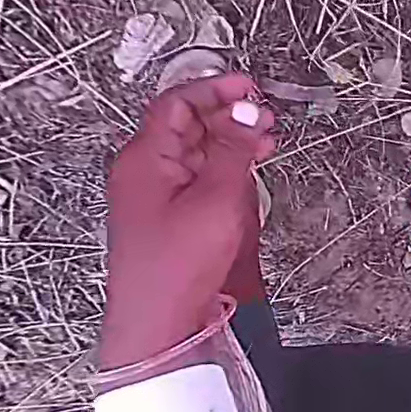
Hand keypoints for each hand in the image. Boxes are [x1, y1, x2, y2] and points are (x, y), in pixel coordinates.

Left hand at [102, 75, 275, 369]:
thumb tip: (247, 111)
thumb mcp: (216, 198)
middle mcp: (146, 170)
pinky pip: (198, 175)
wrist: (161, 323)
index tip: (248, 87)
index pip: (177, 103)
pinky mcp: (171, 214)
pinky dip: (225, 165)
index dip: (215, 90)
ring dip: (230, 139)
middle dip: (227, 114)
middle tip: (263, 114)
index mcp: (145, 158)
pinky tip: (247, 169)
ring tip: (264, 139)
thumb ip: (234, 149)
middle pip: (186, 124)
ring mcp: (157, 193)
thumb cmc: (176, 266)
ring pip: (195, 149)